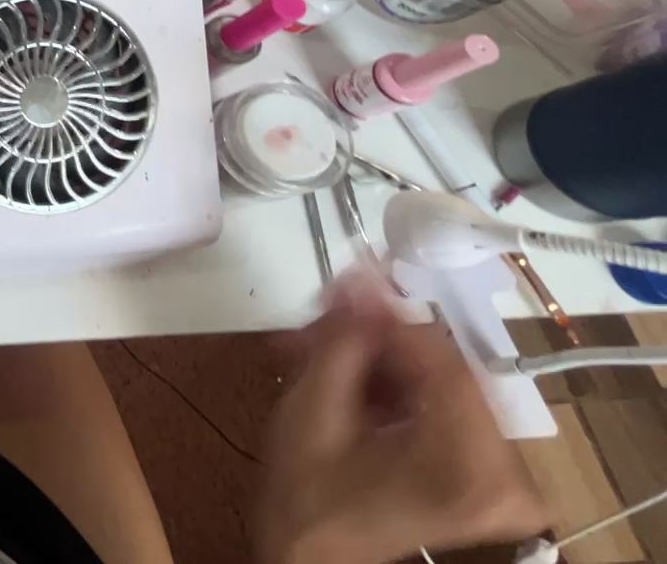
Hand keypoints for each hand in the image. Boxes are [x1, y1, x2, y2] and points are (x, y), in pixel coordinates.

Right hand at [255, 271, 546, 563]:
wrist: (309, 550)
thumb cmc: (306, 493)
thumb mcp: (312, 410)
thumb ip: (340, 343)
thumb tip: (356, 279)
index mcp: (471, 464)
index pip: (444, 362)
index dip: (394, 311)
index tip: (350, 272)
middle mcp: (502, 469)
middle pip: (439, 368)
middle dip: (373, 332)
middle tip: (319, 310)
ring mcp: (493, 470)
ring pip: (431, 378)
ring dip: (370, 350)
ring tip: (312, 340)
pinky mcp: (474, 466)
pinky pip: (431, 400)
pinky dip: (381, 376)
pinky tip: (333, 365)